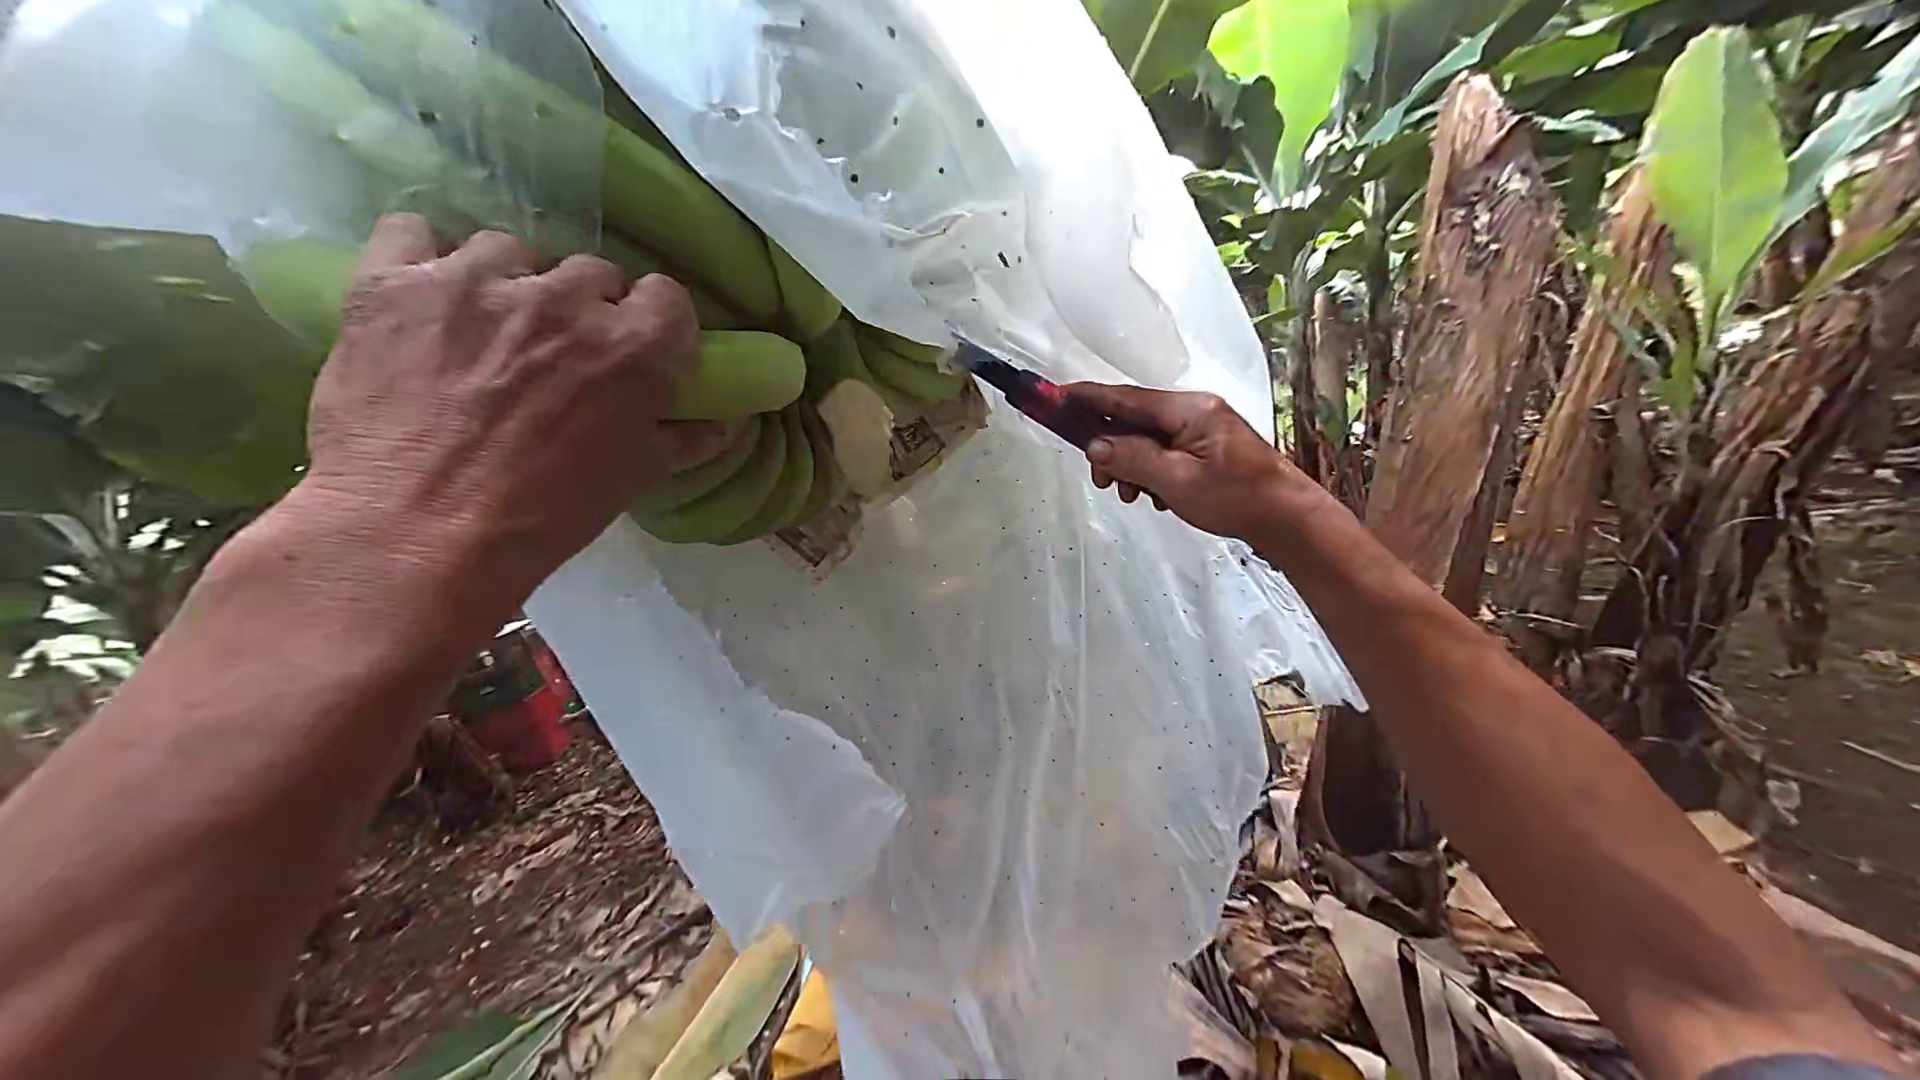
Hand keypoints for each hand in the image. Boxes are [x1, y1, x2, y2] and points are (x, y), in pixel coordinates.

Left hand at [301, 214, 725, 592]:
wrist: (421, 534)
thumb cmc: (551, 511)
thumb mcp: (638, 478)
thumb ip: (686, 439)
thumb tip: (723, 424)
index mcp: (634, 349)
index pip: (667, 296)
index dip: (658, 322)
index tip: (643, 347)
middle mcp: (563, 300)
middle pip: (594, 271)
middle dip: (590, 306)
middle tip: (568, 350)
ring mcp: (474, 281)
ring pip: (513, 251)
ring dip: (517, 283)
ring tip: (495, 328)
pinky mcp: (392, 280)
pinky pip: (417, 231)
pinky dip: (428, 257)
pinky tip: (431, 296)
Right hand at [1067, 383, 1309, 540]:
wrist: (1286, 519)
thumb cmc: (1234, 498)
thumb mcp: (1175, 481)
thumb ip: (1132, 459)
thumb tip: (1095, 446)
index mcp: (1188, 409)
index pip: (1125, 398)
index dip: (1089, 398)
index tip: (1058, 397)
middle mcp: (1193, 410)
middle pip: (1134, 419)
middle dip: (1111, 447)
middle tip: (1101, 480)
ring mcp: (1202, 428)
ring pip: (1147, 439)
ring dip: (1130, 465)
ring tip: (1130, 494)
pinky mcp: (1207, 447)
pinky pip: (1164, 451)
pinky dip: (1151, 472)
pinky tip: (1156, 495)